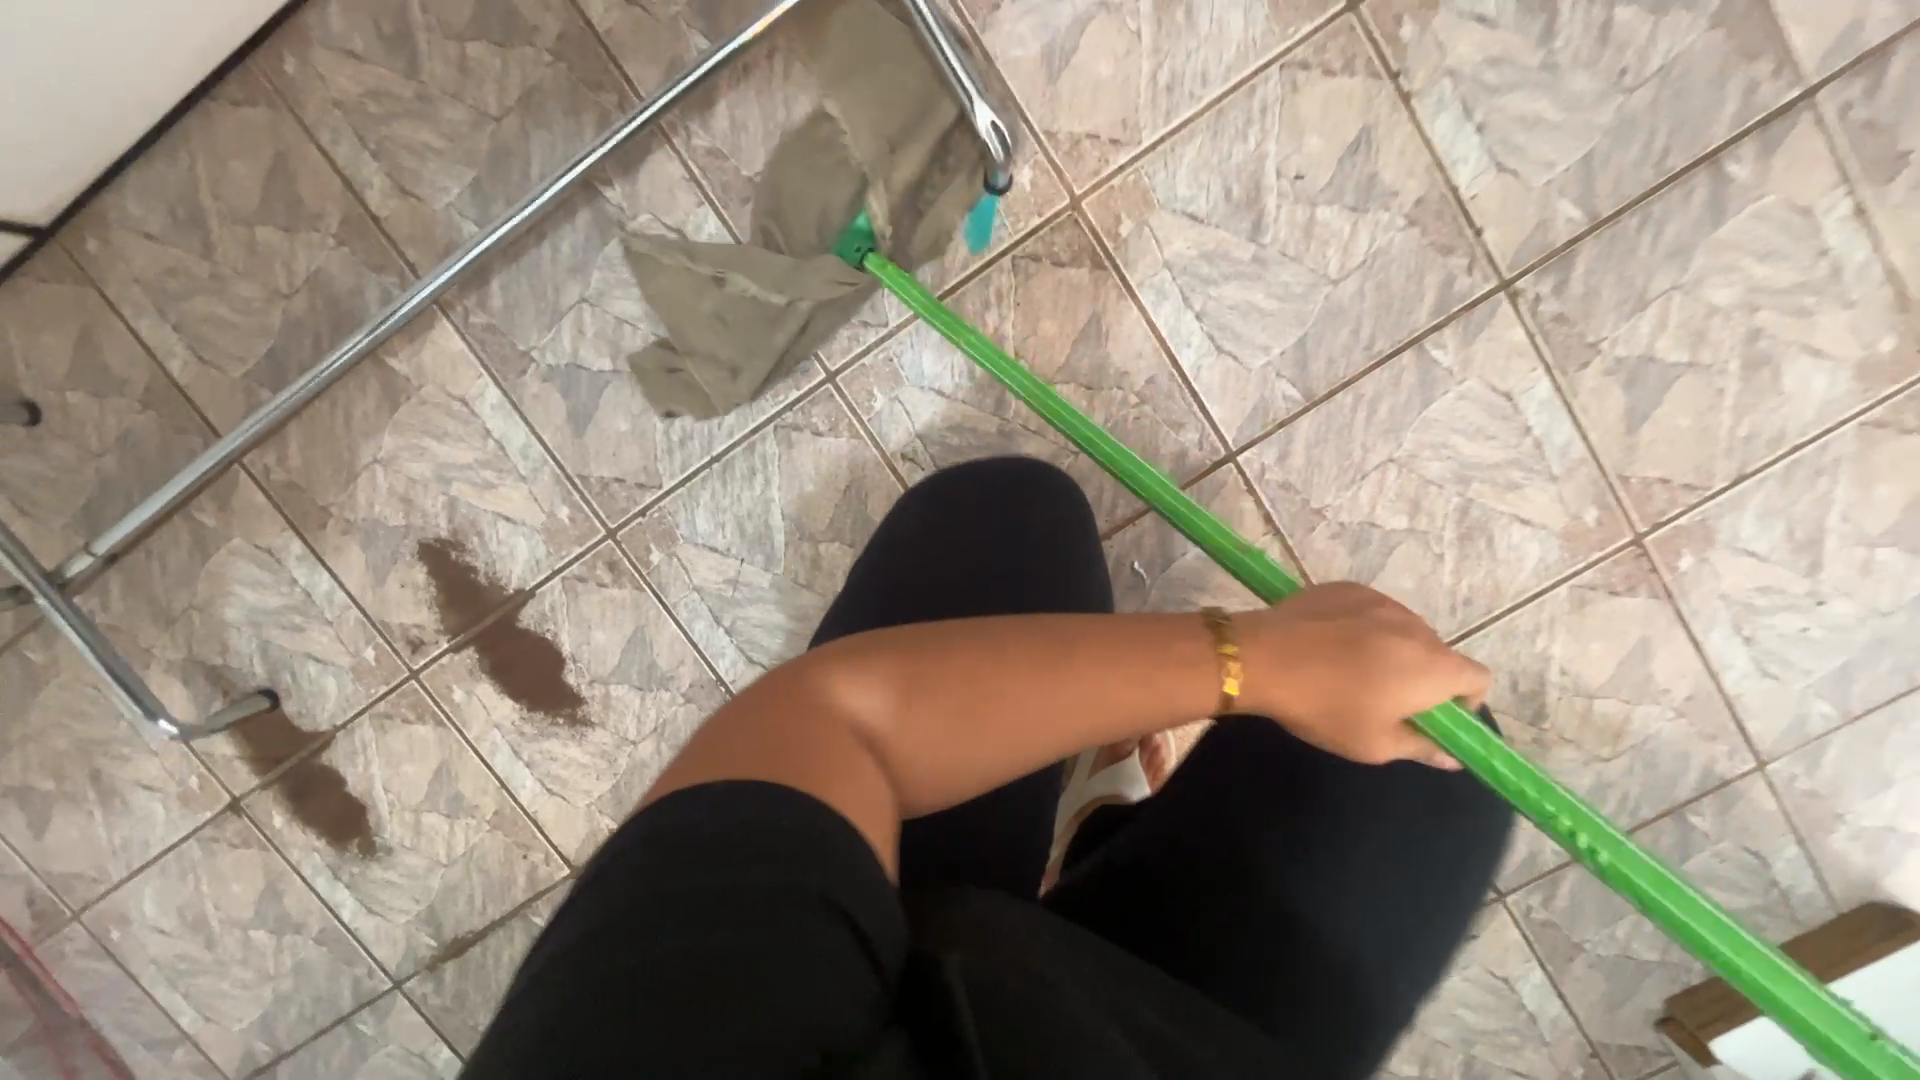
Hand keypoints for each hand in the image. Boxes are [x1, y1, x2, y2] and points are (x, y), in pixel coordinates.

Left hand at [1234, 583, 1488, 769]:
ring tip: (1347, 668)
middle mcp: (1417, 626)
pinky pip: (1368, 610)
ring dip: (1390, 648)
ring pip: (1401, 629)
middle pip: (1437, 653)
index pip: (1479, 678)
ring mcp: (1380, 600)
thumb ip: (1421, 747)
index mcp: (1435, 666)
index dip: (1465, 700)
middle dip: (1421, 675)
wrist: (1263, 657)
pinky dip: (1359, 626)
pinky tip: (1326, 643)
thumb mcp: (1374, 744)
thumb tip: (1451, 755)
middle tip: (1382, 697)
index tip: (1433, 715)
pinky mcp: (1346, 588)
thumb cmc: (1324, 707)